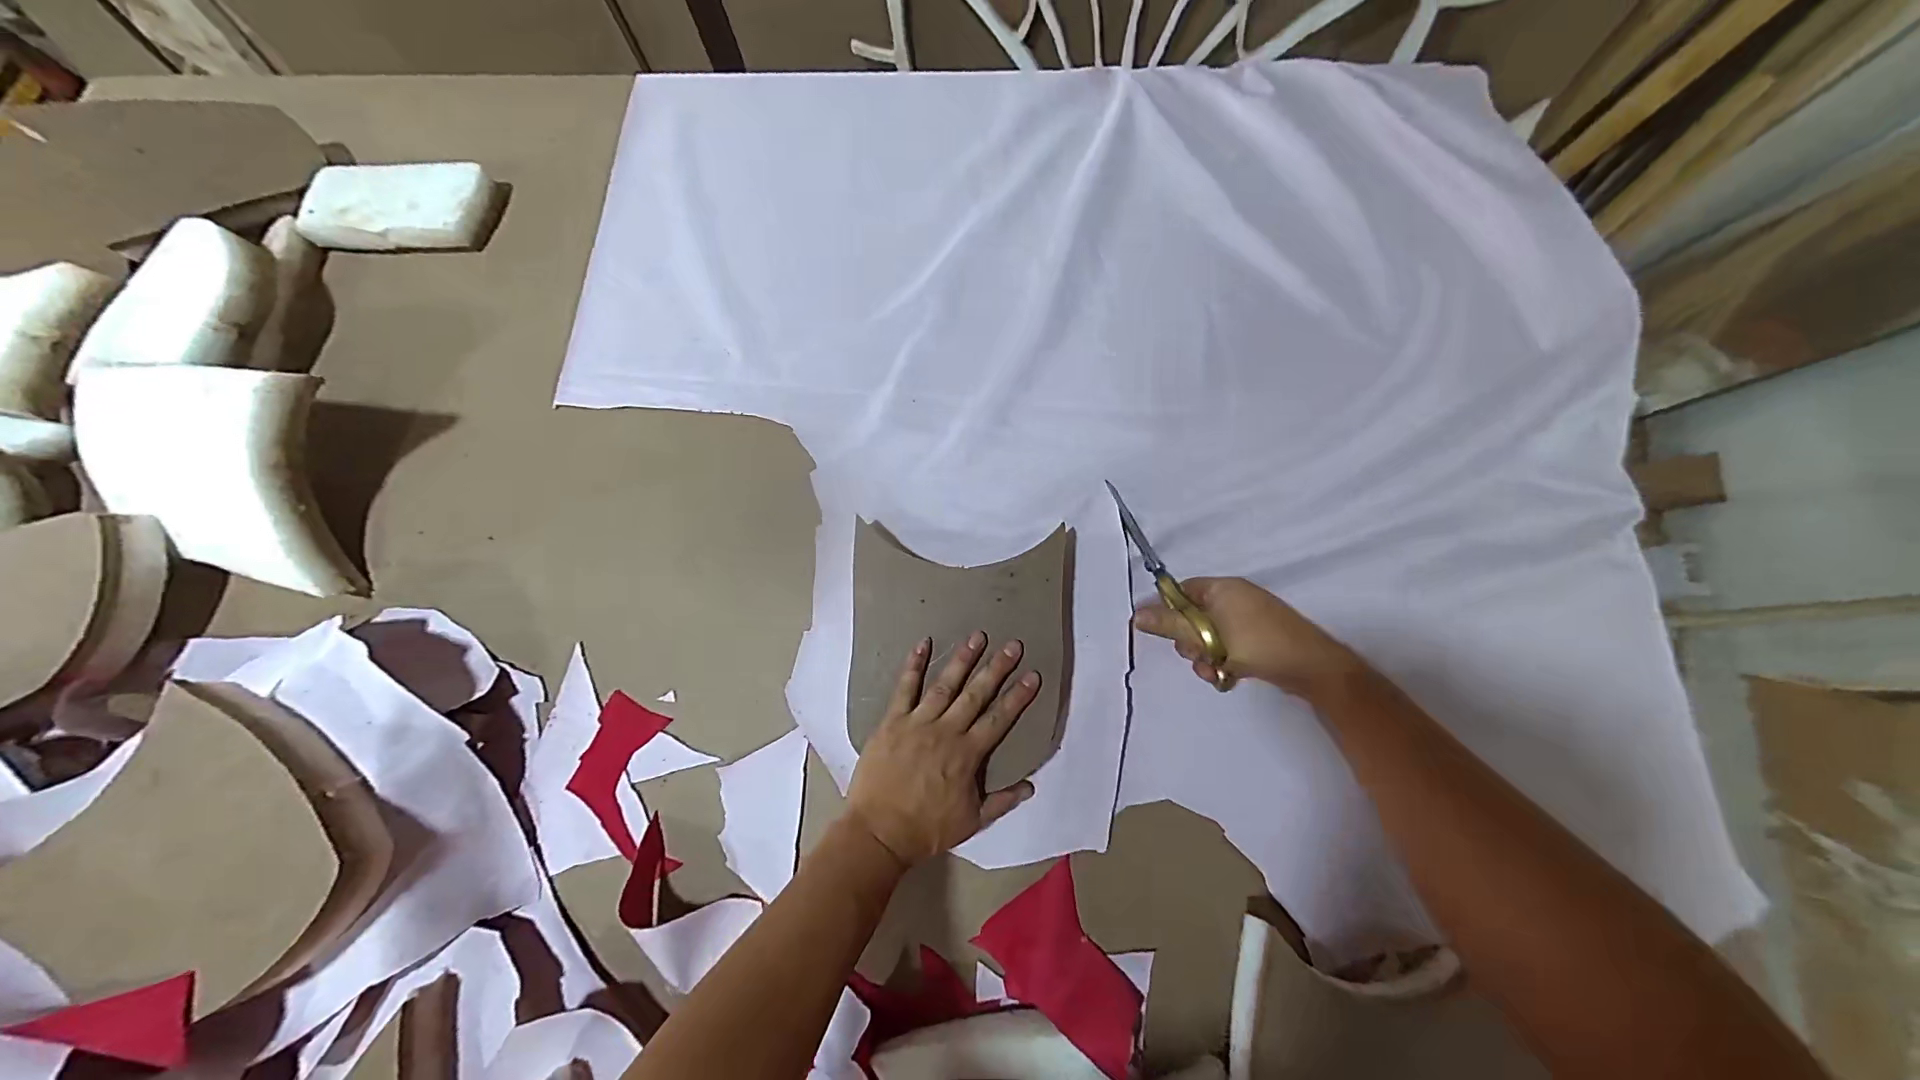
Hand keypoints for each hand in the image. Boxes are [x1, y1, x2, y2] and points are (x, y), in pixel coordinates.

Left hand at [846, 632, 1039, 866]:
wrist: (879, 832)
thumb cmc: (926, 829)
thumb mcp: (971, 821)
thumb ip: (1002, 801)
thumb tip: (1030, 786)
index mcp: (967, 754)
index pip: (999, 719)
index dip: (1018, 697)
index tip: (1032, 676)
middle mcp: (946, 732)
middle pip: (976, 694)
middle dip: (997, 668)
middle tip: (1012, 645)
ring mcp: (917, 724)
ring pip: (944, 685)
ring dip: (962, 659)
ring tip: (976, 637)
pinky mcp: (892, 722)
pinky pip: (904, 689)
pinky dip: (913, 666)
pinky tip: (923, 645)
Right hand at [1133, 577, 1364, 697]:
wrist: (1312, 668)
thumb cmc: (1257, 643)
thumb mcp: (1207, 634)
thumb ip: (1170, 624)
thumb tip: (1136, 615)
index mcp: (1222, 587)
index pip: (1180, 592)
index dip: (1169, 612)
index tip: (1165, 633)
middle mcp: (1234, 598)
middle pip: (1192, 617)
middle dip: (1189, 641)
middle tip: (1198, 654)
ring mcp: (1247, 620)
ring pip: (1208, 637)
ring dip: (1204, 656)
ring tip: (1215, 670)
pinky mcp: (1256, 640)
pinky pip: (1226, 647)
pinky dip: (1221, 661)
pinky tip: (1226, 676)